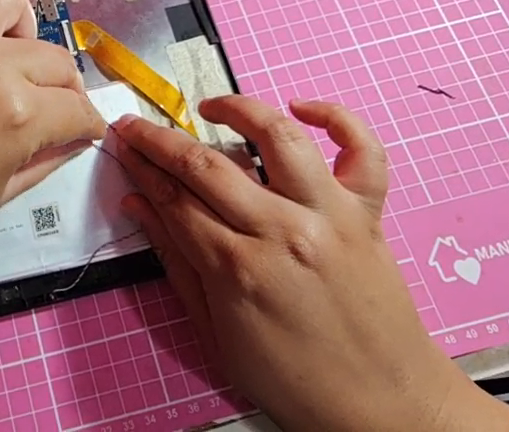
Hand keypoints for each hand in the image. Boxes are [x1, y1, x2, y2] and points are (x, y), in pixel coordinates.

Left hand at [0, 0, 107, 288]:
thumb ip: (44, 158)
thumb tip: (74, 136)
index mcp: (14, 110)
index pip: (75, 108)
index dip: (85, 125)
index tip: (82, 131)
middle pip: (52, 57)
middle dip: (64, 89)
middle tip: (49, 108)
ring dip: (20, 27)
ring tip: (7, 53)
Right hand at [110, 98, 508, 431]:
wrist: (385, 409)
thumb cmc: (295, 379)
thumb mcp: (216, 334)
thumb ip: (175, 262)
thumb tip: (137, 204)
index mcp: (239, 269)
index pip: (173, 198)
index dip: (141, 166)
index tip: (122, 145)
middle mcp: (283, 231)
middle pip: (207, 165)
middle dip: (159, 139)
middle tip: (138, 125)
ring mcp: (330, 216)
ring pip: (278, 137)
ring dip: (238, 109)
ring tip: (210, 108)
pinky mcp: (368, 213)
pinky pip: (363, 151)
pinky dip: (338, 118)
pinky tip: (303, 107)